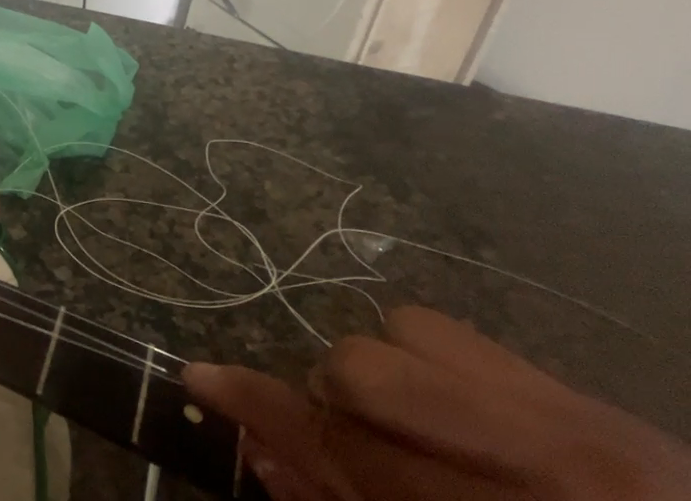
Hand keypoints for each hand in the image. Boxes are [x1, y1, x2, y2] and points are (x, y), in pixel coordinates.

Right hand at [184, 306, 690, 500]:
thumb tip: (256, 445)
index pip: (342, 443)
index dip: (260, 407)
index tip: (200, 375)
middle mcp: (540, 460)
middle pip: (364, 370)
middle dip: (336, 398)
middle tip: (356, 438)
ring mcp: (575, 418)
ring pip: (405, 328)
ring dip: (386, 370)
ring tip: (414, 421)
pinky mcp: (587, 395)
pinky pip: (460, 331)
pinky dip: (432, 360)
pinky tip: (453, 407)